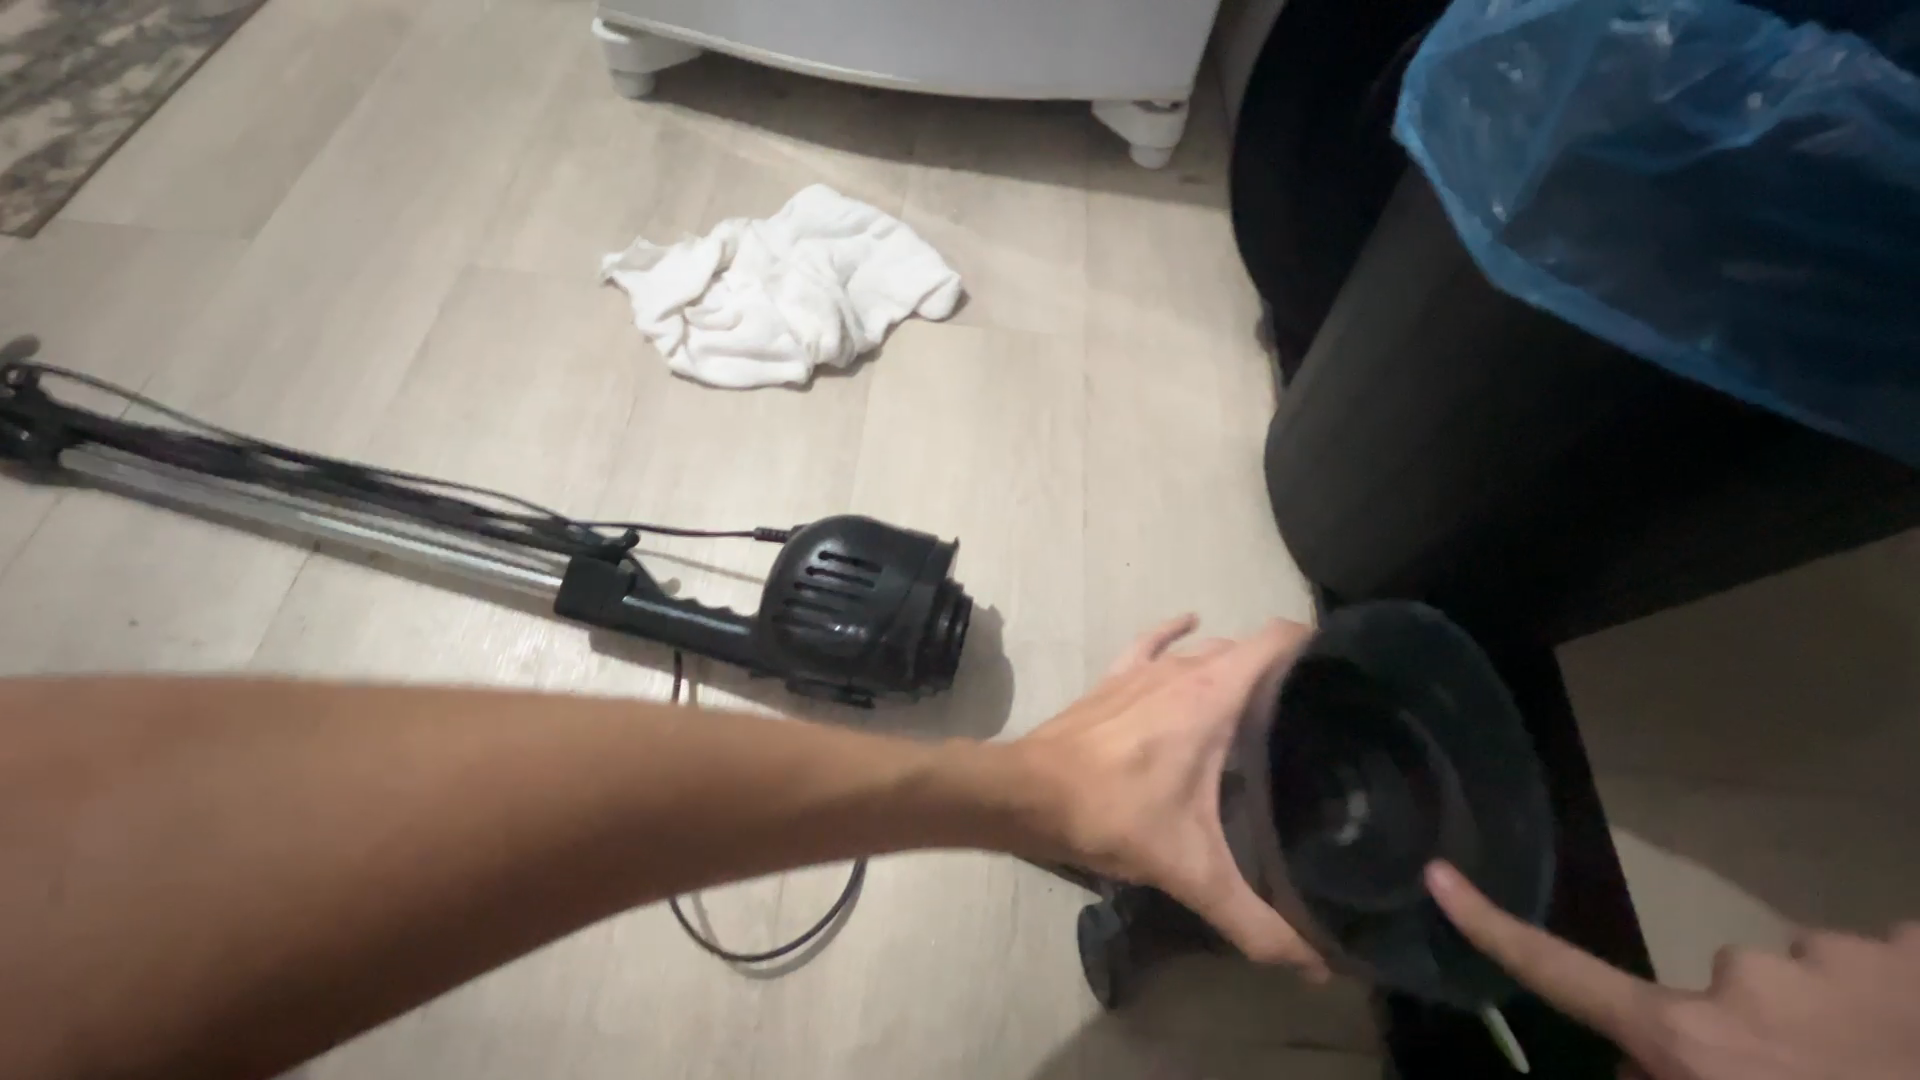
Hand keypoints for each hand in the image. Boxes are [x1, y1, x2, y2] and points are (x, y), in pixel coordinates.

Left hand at [1014, 614, 1324, 973]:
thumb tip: (1316, 968)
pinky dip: (1174, 632)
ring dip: (1233, 662)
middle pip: (1245, 651)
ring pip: (1202, 650)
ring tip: (1269, 693)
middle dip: (1281, 668)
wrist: (1030, 795)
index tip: (1348, 670)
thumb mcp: (1192, 870)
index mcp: (1213, 696)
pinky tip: (1190, 626)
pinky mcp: (1113, 679)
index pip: (1276, 642)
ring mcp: (1143, 670)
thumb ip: (1255, 920)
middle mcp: (1183, 669)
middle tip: (1317, 709)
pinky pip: (1151, 642)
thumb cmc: (1115, 815)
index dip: (1314, 644)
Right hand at [1427, 861, 1919, 1079]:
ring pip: (1810, 976)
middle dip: (1763, 1029)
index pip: (1562, 971)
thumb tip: (1635, 1059)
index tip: (1437, 875)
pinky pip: (1891, 959)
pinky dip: (1902, 991)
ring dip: (1846, 1016)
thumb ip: (1674, 1069)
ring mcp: (1830, 960)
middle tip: (1828, 1079)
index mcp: (1695, 1039)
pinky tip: (1919, 1025)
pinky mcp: (1909, 950)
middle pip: (1724, 988)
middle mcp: (1740, 981)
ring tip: (1892, 1060)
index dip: (1491, 925)